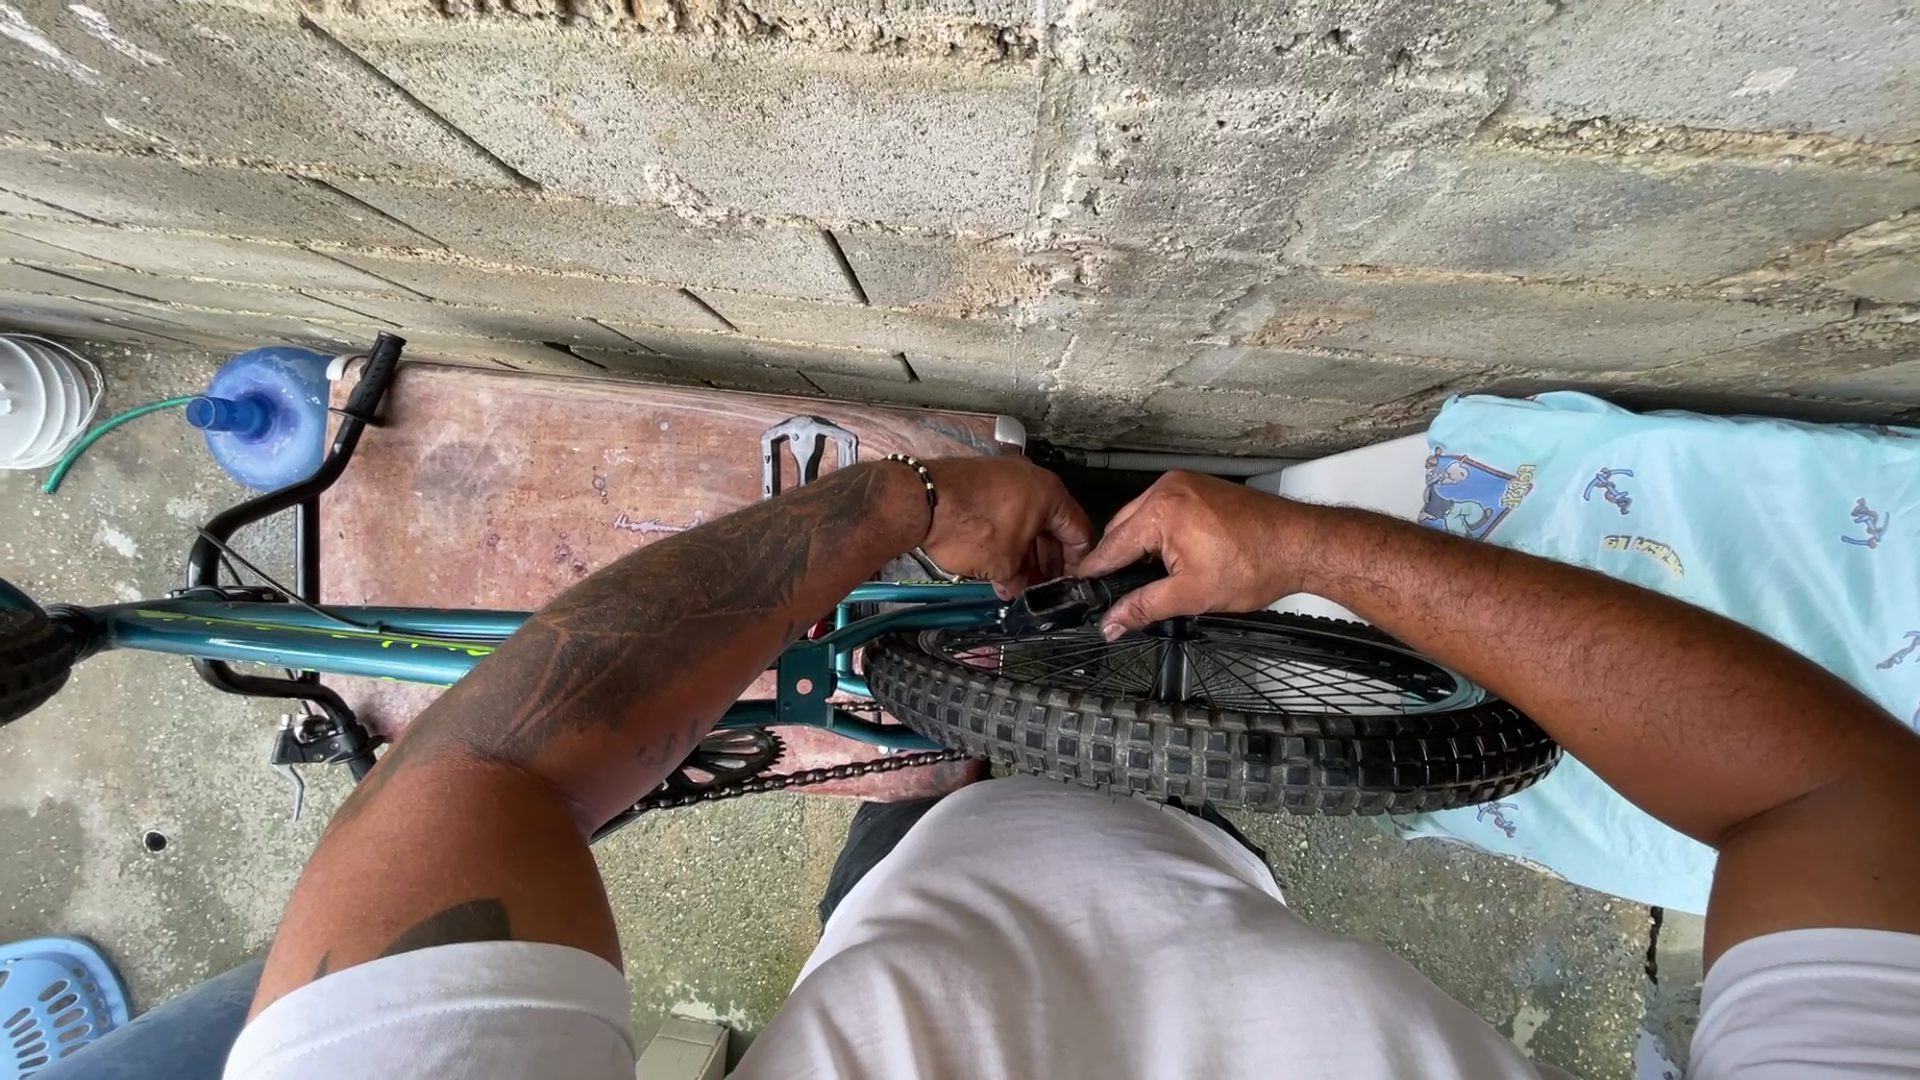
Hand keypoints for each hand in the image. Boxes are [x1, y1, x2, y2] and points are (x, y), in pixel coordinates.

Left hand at [920, 457, 1093, 597]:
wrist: (920, 500)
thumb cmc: (969, 525)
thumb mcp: (1004, 564)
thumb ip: (1021, 581)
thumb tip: (1020, 589)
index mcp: (1050, 493)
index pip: (1079, 532)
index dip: (1077, 563)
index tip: (1070, 582)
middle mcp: (1031, 478)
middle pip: (1052, 525)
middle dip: (1046, 560)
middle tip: (1041, 586)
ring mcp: (1004, 475)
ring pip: (1025, 519)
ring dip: (1024, 551)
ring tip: (1015, 580)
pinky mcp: (980, 480)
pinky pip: (1003, 510)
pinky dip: (1005, 535)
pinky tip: (995, 561)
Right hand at [1070, 471, 1310, 638]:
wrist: (1302, 545)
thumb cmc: (1258, 563)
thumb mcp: (1192, 595)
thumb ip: (1143, 607)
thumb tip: (1112, 622)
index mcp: (1162, 510)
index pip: (1112, 545)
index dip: (1094, 571)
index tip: (1078, 586)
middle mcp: (1168, 488)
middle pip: (1121, 528)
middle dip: (1116, 559)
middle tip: (1109, 590)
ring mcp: (1183, 483)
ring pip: (1139, 518)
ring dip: (1136, 544)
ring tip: (1140, 576)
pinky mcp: (1196, 486)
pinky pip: (1159, 509)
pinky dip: (1154, 532)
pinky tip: (1162, 555)